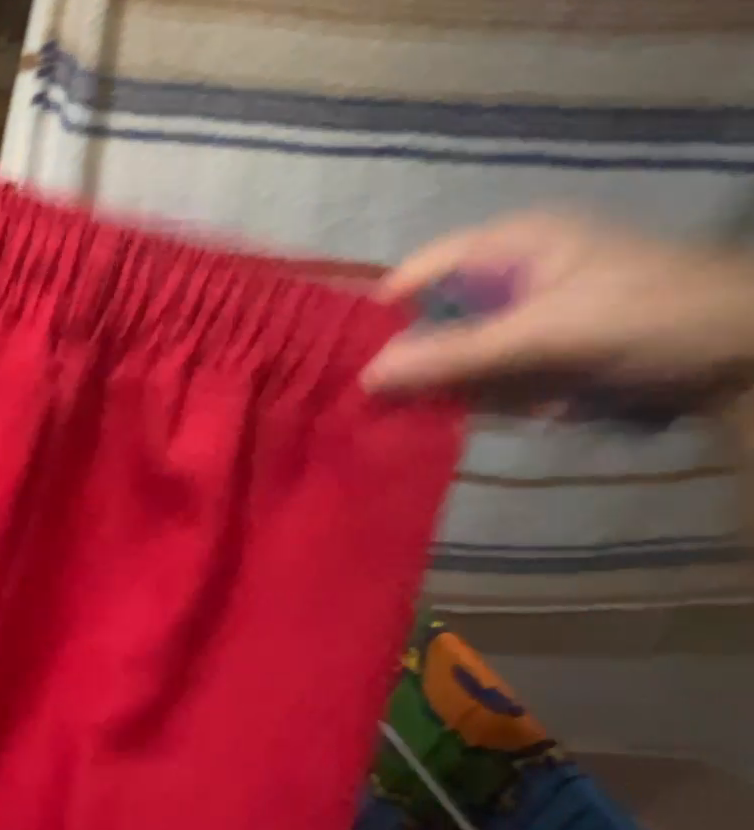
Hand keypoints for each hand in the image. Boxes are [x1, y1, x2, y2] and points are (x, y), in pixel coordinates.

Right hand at [362, 212, 753, 407]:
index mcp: (508, 246)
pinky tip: (466, 419)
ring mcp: (523, 316)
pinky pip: (481, 377)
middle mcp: (507, 275)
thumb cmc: (653, 319)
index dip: (375, 318)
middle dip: (406, 362)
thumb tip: (363, 378)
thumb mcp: (545, 336)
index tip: (341, 365)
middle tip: (375, 405)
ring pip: (449, 355)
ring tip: (421, 418)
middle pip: (426, 319)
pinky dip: (472, 399)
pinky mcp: (537, 353)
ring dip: (440, 388)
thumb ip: (453, 355)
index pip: (412, 277)